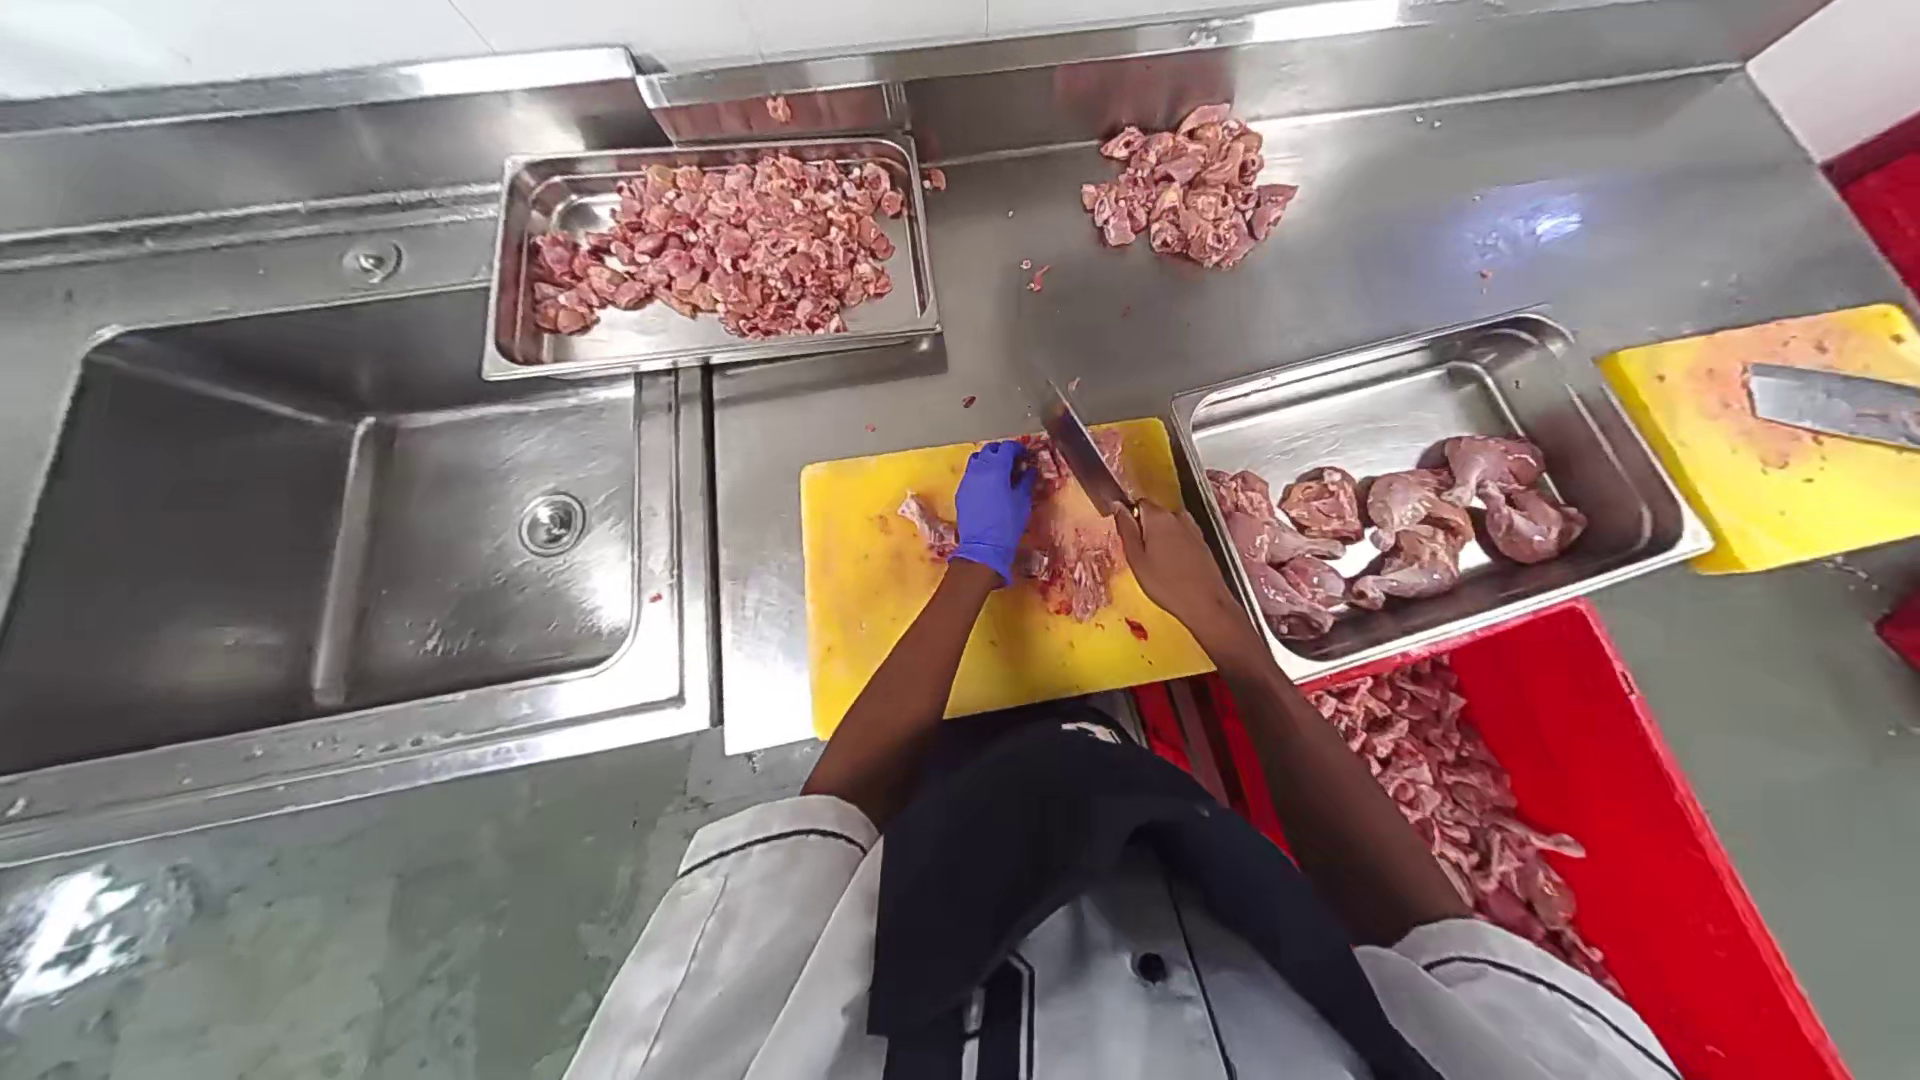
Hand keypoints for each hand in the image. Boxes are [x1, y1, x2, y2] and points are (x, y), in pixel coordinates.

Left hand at [951, 439, 1036, 585]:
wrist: (983, 546)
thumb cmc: (1007, 524)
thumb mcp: (1022, 501)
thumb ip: (1025, 481)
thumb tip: (1028, 469)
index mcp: (996, 468)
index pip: (1006, 448)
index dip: (1017, 448)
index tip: (1024, 455)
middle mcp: (978, 469)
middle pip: (989, 450)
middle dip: (1002, 452)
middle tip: (1013, 462)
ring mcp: (967, 480)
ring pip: (977, 460)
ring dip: (988, 460)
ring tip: (1000, 472)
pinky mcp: (961, 492)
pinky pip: (970, 474)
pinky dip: (980, 473)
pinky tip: (989, 485)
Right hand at [1114, 499, 1261, 655]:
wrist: (1205, 603)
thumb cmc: (1164, 583)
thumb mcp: (1136, 558)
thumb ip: (1126, 528)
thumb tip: (1118, 506)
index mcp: (1158, 516)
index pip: (1138, 503)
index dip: (1131, 518)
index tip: (1129, 539)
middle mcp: (1178, 516)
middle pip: (1154, 514)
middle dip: (1145, 529)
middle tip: (1141, 556)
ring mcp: (1193, 528)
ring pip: (1168, 526)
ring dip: (1160, 538)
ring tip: (1157, 564)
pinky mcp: (1202, 541)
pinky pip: (1181, 535)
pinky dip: (1174, 545)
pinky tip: (1172, 566)